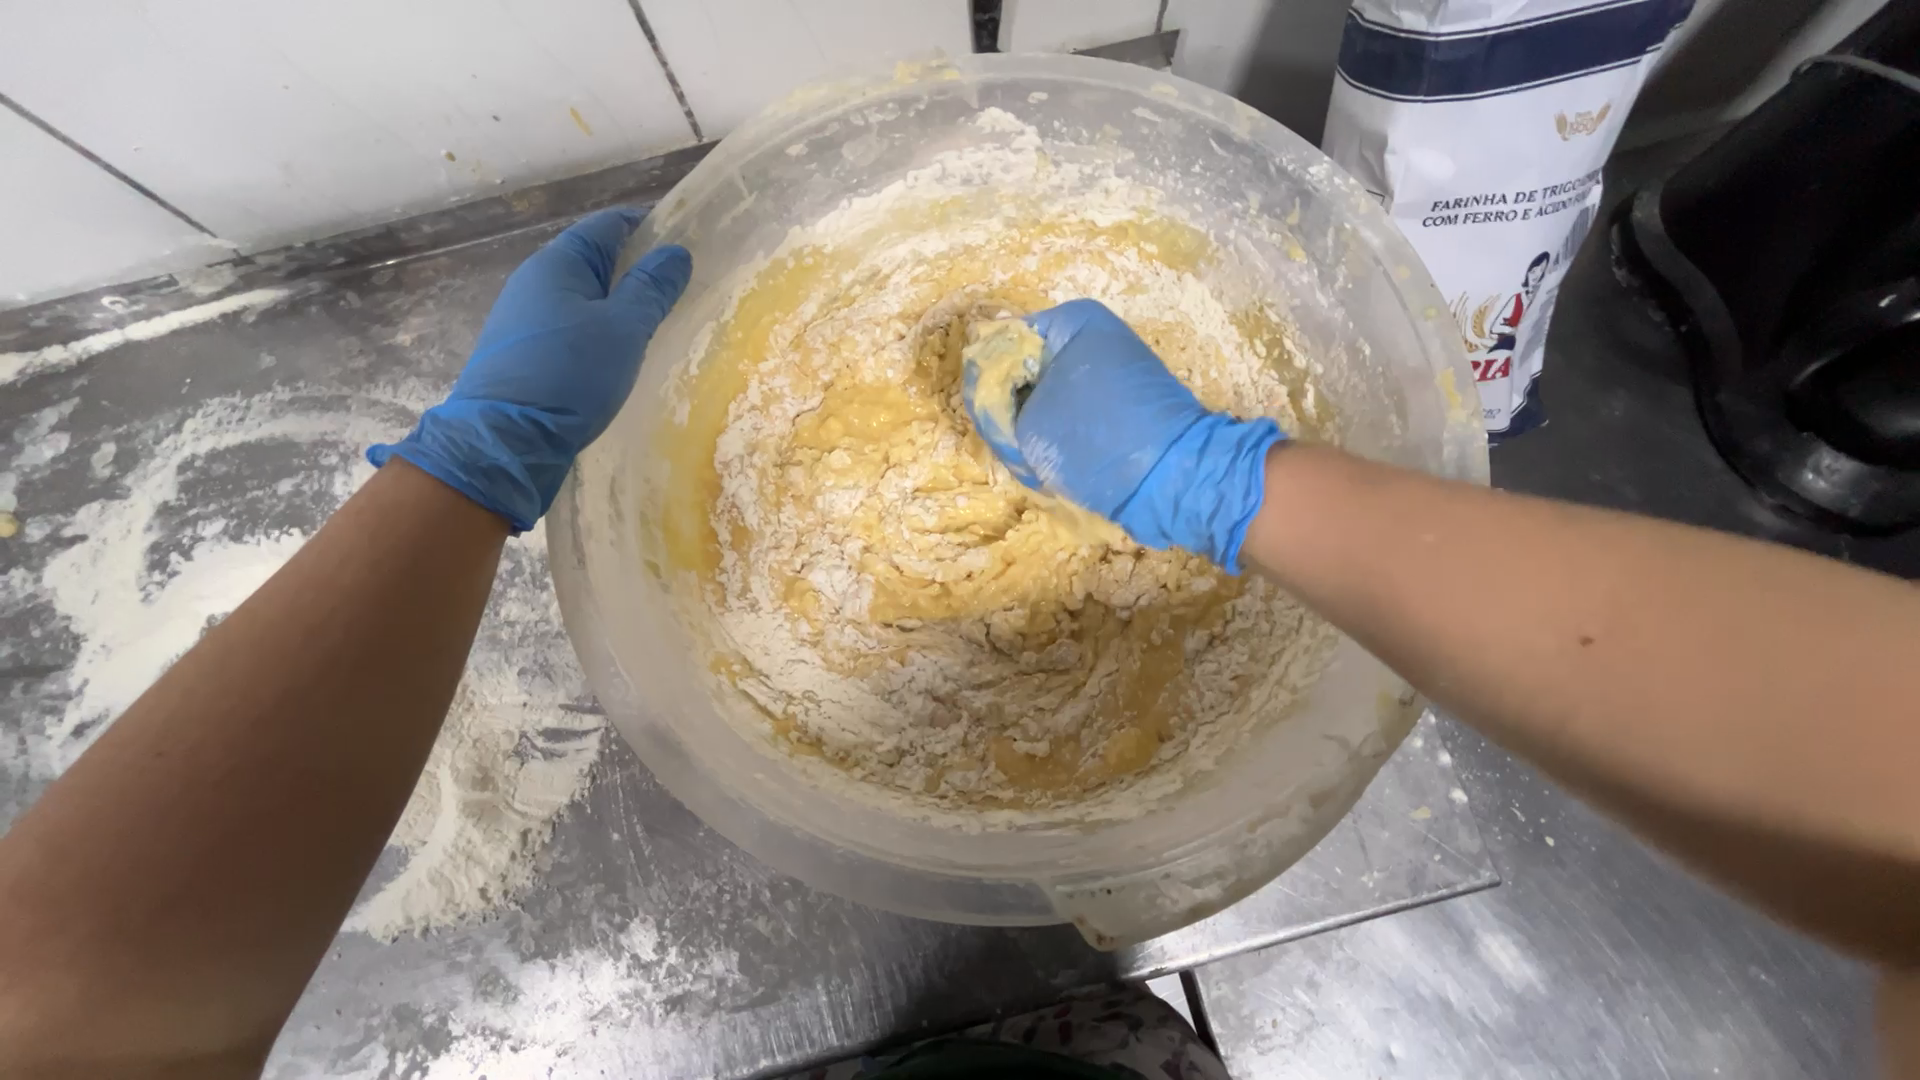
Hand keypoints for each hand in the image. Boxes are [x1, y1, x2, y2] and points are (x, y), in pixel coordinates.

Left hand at [370, 207, 690, 531]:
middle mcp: (537, 281)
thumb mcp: (624, 329)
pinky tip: (622, 350)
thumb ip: (652, 289)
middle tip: (681, 283)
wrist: (508, 437)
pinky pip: (574, 325)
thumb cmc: (571, 373)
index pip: (607, 226)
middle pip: (595, 260)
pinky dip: (602, 328)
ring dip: (620, 301)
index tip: (683, 236)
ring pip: (584, 296)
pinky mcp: (528, 352)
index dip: (645, 225)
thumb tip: (677, 252)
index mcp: (559, 263)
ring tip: (659, 318)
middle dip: (636, 265)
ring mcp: (527, 318)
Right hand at [978, 298, 1282, 569]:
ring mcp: (1102, 374)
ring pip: (1039, 403)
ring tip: (1044, 466)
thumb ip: (994, 405)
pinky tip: (1062, 470)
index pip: (999, 347)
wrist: (1172, 479)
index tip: (999, 426)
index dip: (989, 390)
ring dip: (1031, 438)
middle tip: (1020, 453)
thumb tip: (990, 401)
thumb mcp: (1027, 424)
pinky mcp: (1112, 407)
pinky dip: (1055, 444)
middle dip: (1012, 418)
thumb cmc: (1094, 440)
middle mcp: (1089, 337)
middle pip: (1019, 375)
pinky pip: (1065, 419)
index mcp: (1069, 320)